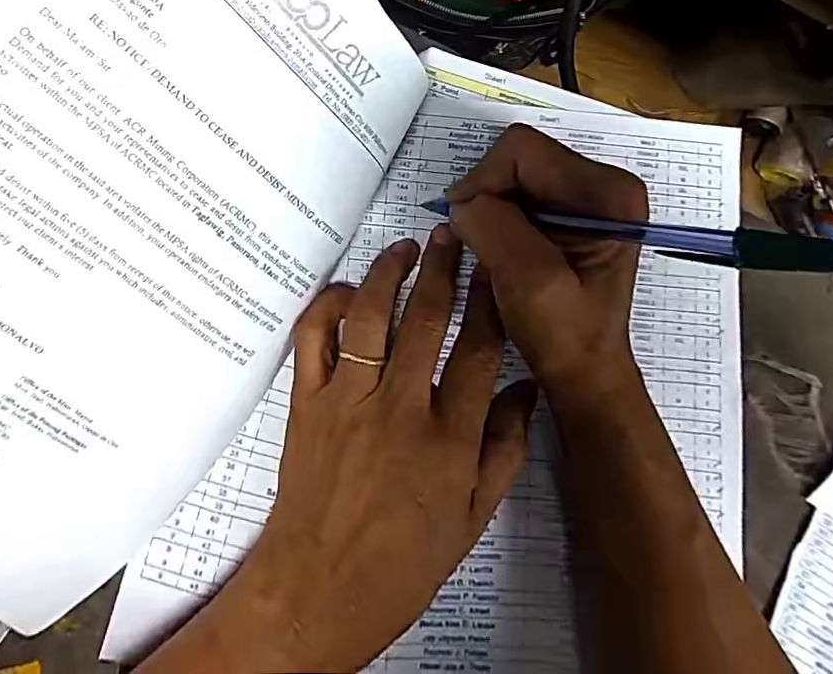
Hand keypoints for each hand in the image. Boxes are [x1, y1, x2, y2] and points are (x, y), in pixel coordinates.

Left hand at [141, 227, 536, 673]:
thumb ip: (506, 449)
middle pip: (428, 317)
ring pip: (372, 317)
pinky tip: (349, 290)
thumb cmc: (401, 564)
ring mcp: (347, 402)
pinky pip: (313, 340)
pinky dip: (328, 306)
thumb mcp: (473, 518)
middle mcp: (399, 409)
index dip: (491, 299)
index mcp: (448, 439)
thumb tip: (527, 388)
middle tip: (454, 234)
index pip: (479, 349)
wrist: (313, 597)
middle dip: (445, 266)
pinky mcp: (305, 405)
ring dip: (390, 272)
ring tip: (407, 247)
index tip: (497, 268)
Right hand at [447, 124, 648, 406]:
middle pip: (520, 157)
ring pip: (514, 173)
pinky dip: (499, 215)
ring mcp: (589, 194)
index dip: (483, 181)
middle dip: (488, 196)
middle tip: (476, 241)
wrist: (586, 372)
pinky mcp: (572, 208)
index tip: (465, 224)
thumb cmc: (568, 338)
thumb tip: (463, 202)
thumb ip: (494, 227)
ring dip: (491, 208)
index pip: (523, 151)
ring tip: (493, 251)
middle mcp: (605, 183)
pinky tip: (502, 250)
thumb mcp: (529, 282)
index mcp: (610, 193)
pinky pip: (519, 191)